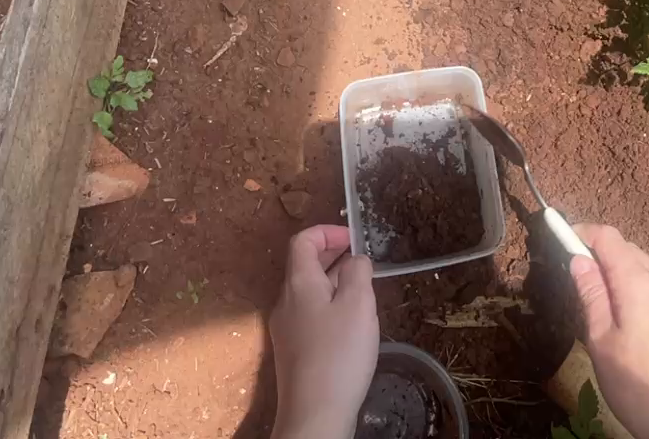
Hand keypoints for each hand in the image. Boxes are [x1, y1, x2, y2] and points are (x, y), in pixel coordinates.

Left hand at [270, 225, 378, 438]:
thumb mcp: (358, 303)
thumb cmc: (338, 353)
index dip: (327, 231)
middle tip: (361, 257)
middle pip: (304, 264)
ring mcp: (287, 328)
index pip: (303, 241)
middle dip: (332, 253)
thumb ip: (358, 271)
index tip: (353, 237)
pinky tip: (351, 320)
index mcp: (299, 283)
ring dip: (333, 279)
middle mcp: (286, 301)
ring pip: (309, 289)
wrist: (314, 417)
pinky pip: (310, 312)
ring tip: (362, 285)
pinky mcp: (294, 350)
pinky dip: (330, 302)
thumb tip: (355, 260)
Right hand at [570, 224, 648, 438]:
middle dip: (599, 253)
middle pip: (626, 248)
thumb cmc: (638, 387)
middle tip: (577, 278)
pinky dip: (636, 285)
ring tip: (600, 302)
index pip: (608, 236)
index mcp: (638, 282)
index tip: (561, 238)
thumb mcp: (602, 342)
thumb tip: (578, 259)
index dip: (582, 232)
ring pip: (642, 266)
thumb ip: (591, 295)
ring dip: (618, 270)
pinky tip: (627, 317)